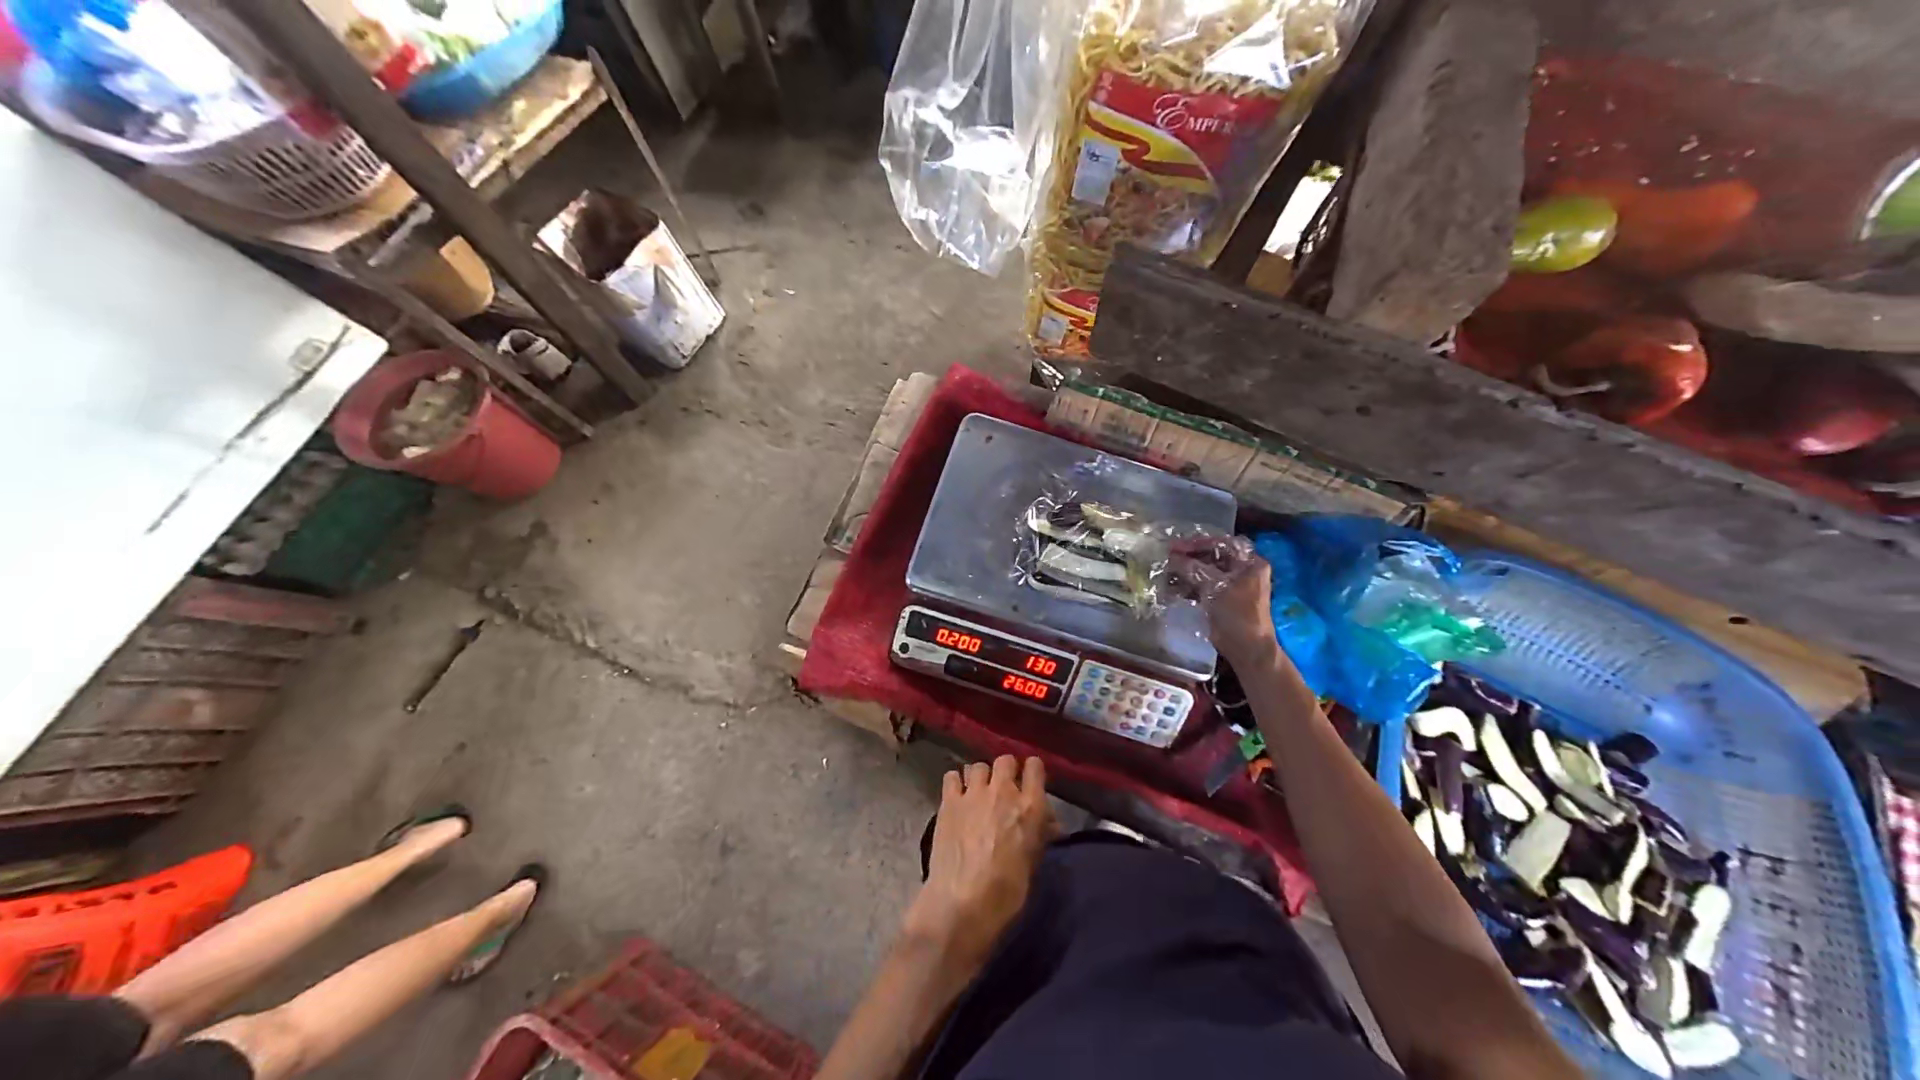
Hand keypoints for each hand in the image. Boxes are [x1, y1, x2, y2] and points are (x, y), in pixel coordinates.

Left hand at [904, 756, 1053, 968]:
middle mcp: (1003, 791)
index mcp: (1030, 807)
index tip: (1029, 780)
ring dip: (980, 777)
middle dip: (1005, 770)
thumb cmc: (1007, 892)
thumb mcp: (1033, 862)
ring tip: (977, 793)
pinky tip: (957, 797)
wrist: (963, 901)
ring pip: (978, 765)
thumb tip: (1047, 824)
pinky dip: (956, 783)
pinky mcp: (949, 801)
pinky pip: (952, 776)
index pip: (1035, 767)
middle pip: (1005, 760)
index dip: (1032, 771)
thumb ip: (1039, 834)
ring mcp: (974, 793)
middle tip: (1002, 788)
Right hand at [1172, 536, 1280, 669]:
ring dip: (1185, 572)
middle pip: (1212, 557)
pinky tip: (1169, 587)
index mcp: (1249, 563)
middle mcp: (1241, 571)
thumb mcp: (1216, 586)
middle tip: (1167, 556)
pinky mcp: (1219, 599)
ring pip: (1203, 572)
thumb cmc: (1238, 613)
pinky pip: (1200, 587)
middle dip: (1189, 557)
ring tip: (1165, 571)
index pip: (1223, 544)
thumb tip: (1170, 557)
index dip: (1199, 542)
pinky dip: (1186, 586)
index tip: (1178, 545)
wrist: (1246, 648)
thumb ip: (1193, 569)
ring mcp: (1229, 586)